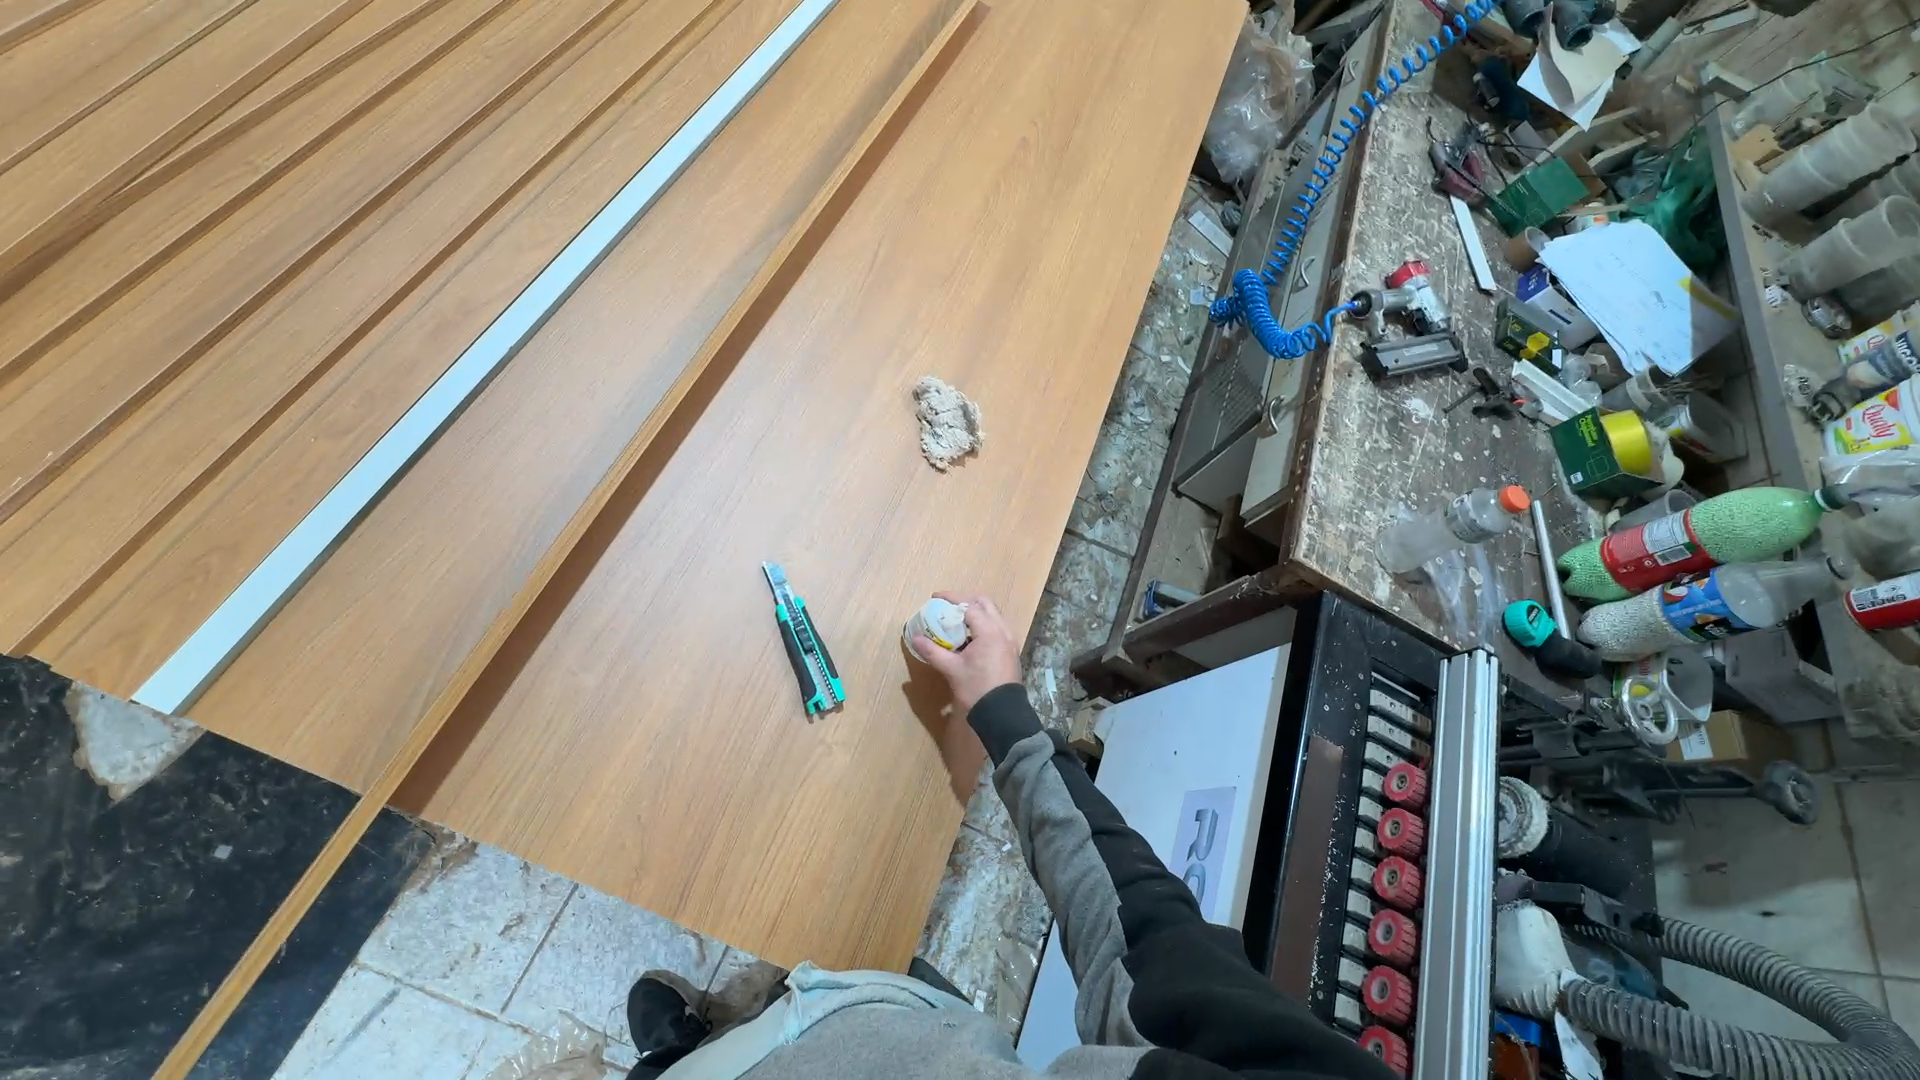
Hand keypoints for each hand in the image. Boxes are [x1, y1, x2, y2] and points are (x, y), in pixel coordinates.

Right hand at [914, 593, 1021, 715]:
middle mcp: (1003, 631)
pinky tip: (969, 637)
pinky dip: (983, 625)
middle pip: (985, 604)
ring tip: (956, 620)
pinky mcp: (1010, 651)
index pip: (970, 606)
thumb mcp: (951, 670)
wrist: (1002, 713)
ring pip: (993, 616)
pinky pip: (997, 628)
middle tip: (947, 606)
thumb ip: (933, 651)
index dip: (952, 600)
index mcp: (989, 632)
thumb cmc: (976, 689)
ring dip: (976, 613)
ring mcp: (1009, 641)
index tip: (935, 599)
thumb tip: (915, 639)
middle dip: (965, 601)